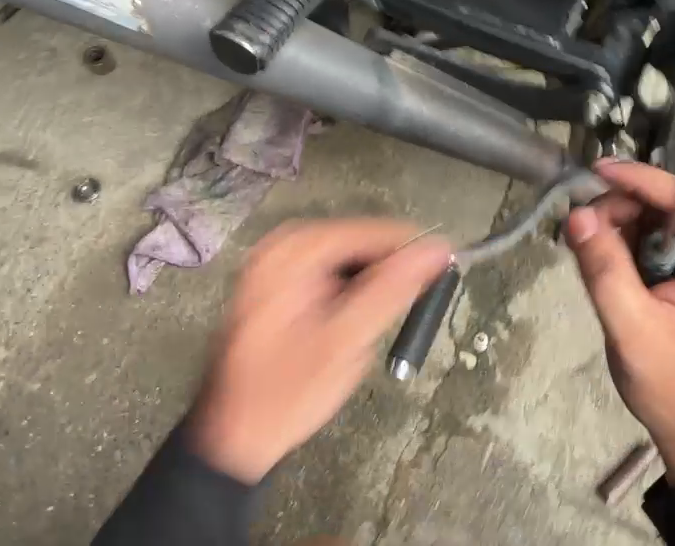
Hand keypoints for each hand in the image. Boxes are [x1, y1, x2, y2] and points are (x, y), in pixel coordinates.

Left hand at [186, 219, 451, 482]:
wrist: (230, 441)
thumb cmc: (286, 392)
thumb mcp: (346, 340)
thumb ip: (393, 289)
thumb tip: (438, 249)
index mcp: (293, 250)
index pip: (372, 232)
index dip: (410, 252)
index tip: (444, 271)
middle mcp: (282, 245)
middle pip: (360, 243)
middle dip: (387, 273)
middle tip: (411, 304)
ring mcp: (278, 263)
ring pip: (350, 259)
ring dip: (371, 285)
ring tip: (376, 322)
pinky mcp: (280, 283)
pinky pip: (333, 272)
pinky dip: (351, 293)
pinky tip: (353, 323)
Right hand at [563, 162, 674, 481]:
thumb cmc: (673, 385)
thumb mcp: (632, 329)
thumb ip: (605, 270)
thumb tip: (576, 216)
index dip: (639, 178)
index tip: (596, 171)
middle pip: (668, 205)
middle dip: (623, 206)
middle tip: (582, 226)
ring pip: (660, 220)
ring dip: (622, 223)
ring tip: (587, 244)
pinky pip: (658, 242)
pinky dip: (628, 242)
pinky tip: (603, 255)